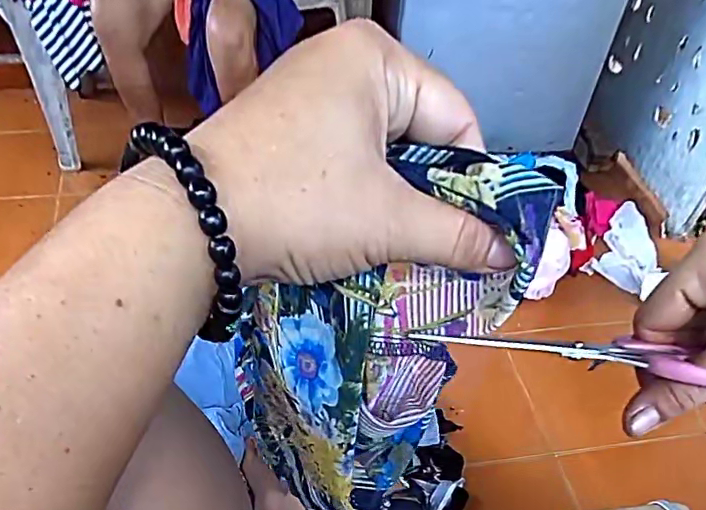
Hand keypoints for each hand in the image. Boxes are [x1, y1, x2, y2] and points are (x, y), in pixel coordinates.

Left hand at [128, 22, 516, 284]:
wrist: (198, 224)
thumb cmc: (301, 205)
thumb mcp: (389, 222)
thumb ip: (456, 236)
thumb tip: (507, 254)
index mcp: (376, 60)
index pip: (457, 118)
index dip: (472, 181)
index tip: (474, 232)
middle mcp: (344, 64)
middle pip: (421, 137)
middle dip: (433, 198)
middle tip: (439, 248)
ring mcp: (312, 96)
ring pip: (387, 156)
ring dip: (400, 207)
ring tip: (398, 247)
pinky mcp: (291, 131)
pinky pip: (351, 164)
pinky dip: (366, 202)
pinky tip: (362, 234)